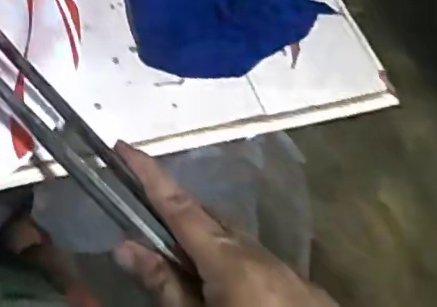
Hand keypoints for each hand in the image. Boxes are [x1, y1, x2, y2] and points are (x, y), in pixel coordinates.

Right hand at [111, 141, 335, 306]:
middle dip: (176, 211)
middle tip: (144, 213)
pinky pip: (263, 268)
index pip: (178, 204)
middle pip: (208, 219)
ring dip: (207, 243)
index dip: (148, 174)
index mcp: (230, 260)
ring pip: (238, 244)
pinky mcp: (313, 299)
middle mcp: (262, 255)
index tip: (123, 145)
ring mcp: (292, 277)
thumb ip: (166, 288)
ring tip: (184, 260)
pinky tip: (233, 295)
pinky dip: (237, 268)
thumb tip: (125, 244)